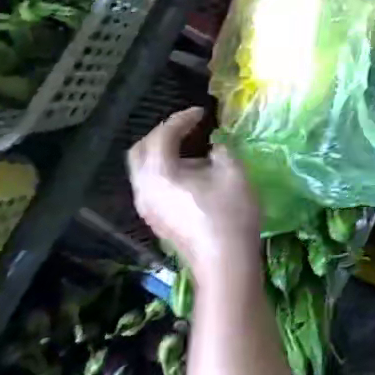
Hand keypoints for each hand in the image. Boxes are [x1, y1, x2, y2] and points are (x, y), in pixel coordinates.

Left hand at [127, 108, 260, 278]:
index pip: (162, 135)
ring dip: (165, 153)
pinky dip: (167, 170)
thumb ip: (222, 150)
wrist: (225, 262)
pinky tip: (193, 174)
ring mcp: (147, 207)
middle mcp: (143, 188)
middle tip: (189, 127)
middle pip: (141, 151)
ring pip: (145, 170)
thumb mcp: (234, 173)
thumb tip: (214, 146)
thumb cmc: (230, 214)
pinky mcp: (156, 219)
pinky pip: (153, 185)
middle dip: (163, 134)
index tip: (203, 112)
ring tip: (194, 149)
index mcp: (159, 173)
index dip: (182, 119)